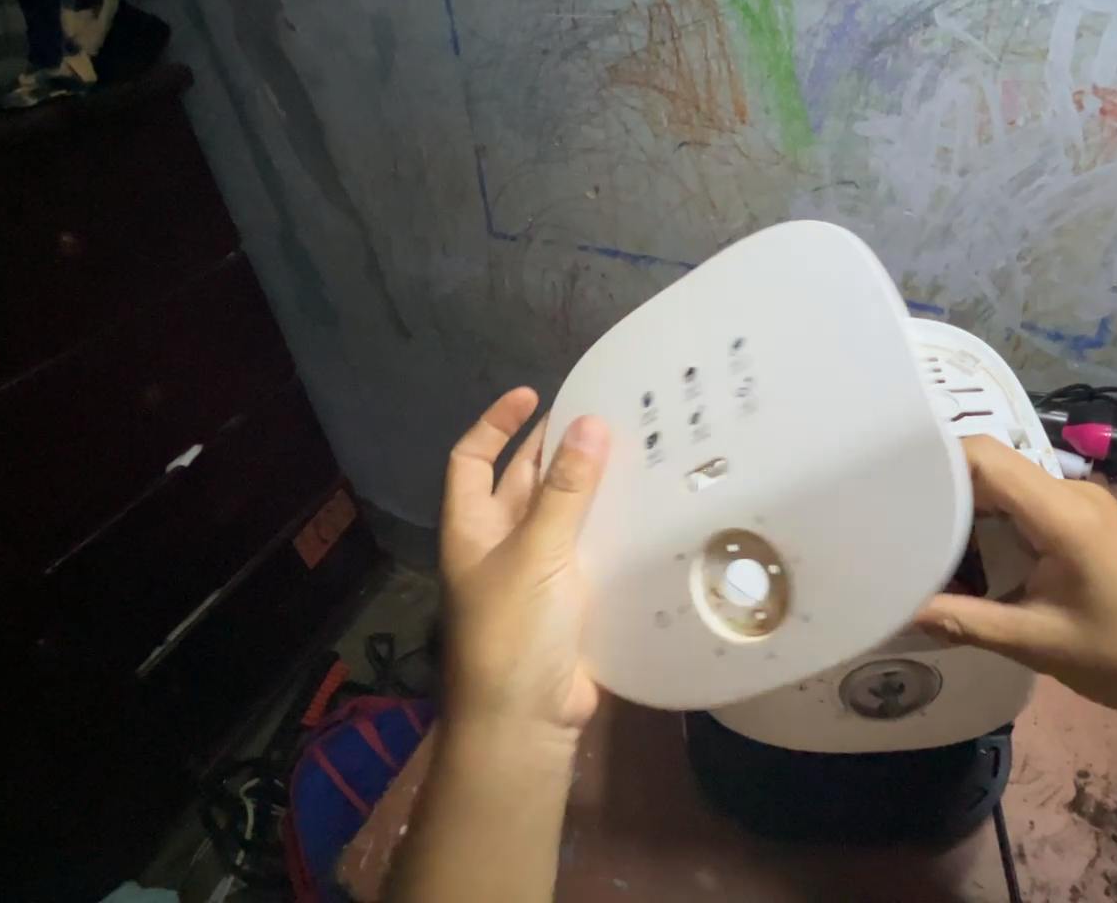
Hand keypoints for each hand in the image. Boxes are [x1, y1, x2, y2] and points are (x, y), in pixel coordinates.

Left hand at [440, 388, 608, 746]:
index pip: (471, 458)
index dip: (495, 423)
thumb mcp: (537, 553)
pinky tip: (644, 508)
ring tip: (632, 450)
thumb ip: (565, 491)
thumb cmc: (514, 630)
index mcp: (473, 526)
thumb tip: (590, 422)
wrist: (527, 720)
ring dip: (588, 484)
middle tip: (601, 416)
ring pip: (561, 511)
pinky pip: (588, 544)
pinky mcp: (570, 593)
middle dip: (553, 447)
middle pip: (522, 480)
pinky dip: (609, 523)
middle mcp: (500, 542)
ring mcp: (536, 569)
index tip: (533, 395)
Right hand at [916, 436, 1116, 718]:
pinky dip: (991, 525)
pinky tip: (971, 557)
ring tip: (923, 542)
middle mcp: (1071, 494)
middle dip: (941, 491)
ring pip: (1005, 487)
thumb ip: (966, 621)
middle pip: (990, 467)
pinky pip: (1024, 506)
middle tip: (895, 521)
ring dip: (966, 511)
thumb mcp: (1040, 643)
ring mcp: (1081, 506)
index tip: (889, 486)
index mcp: (1063, 512)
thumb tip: (900, 612)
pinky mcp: (1085, 523)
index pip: (985, 456)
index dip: (934, 461)